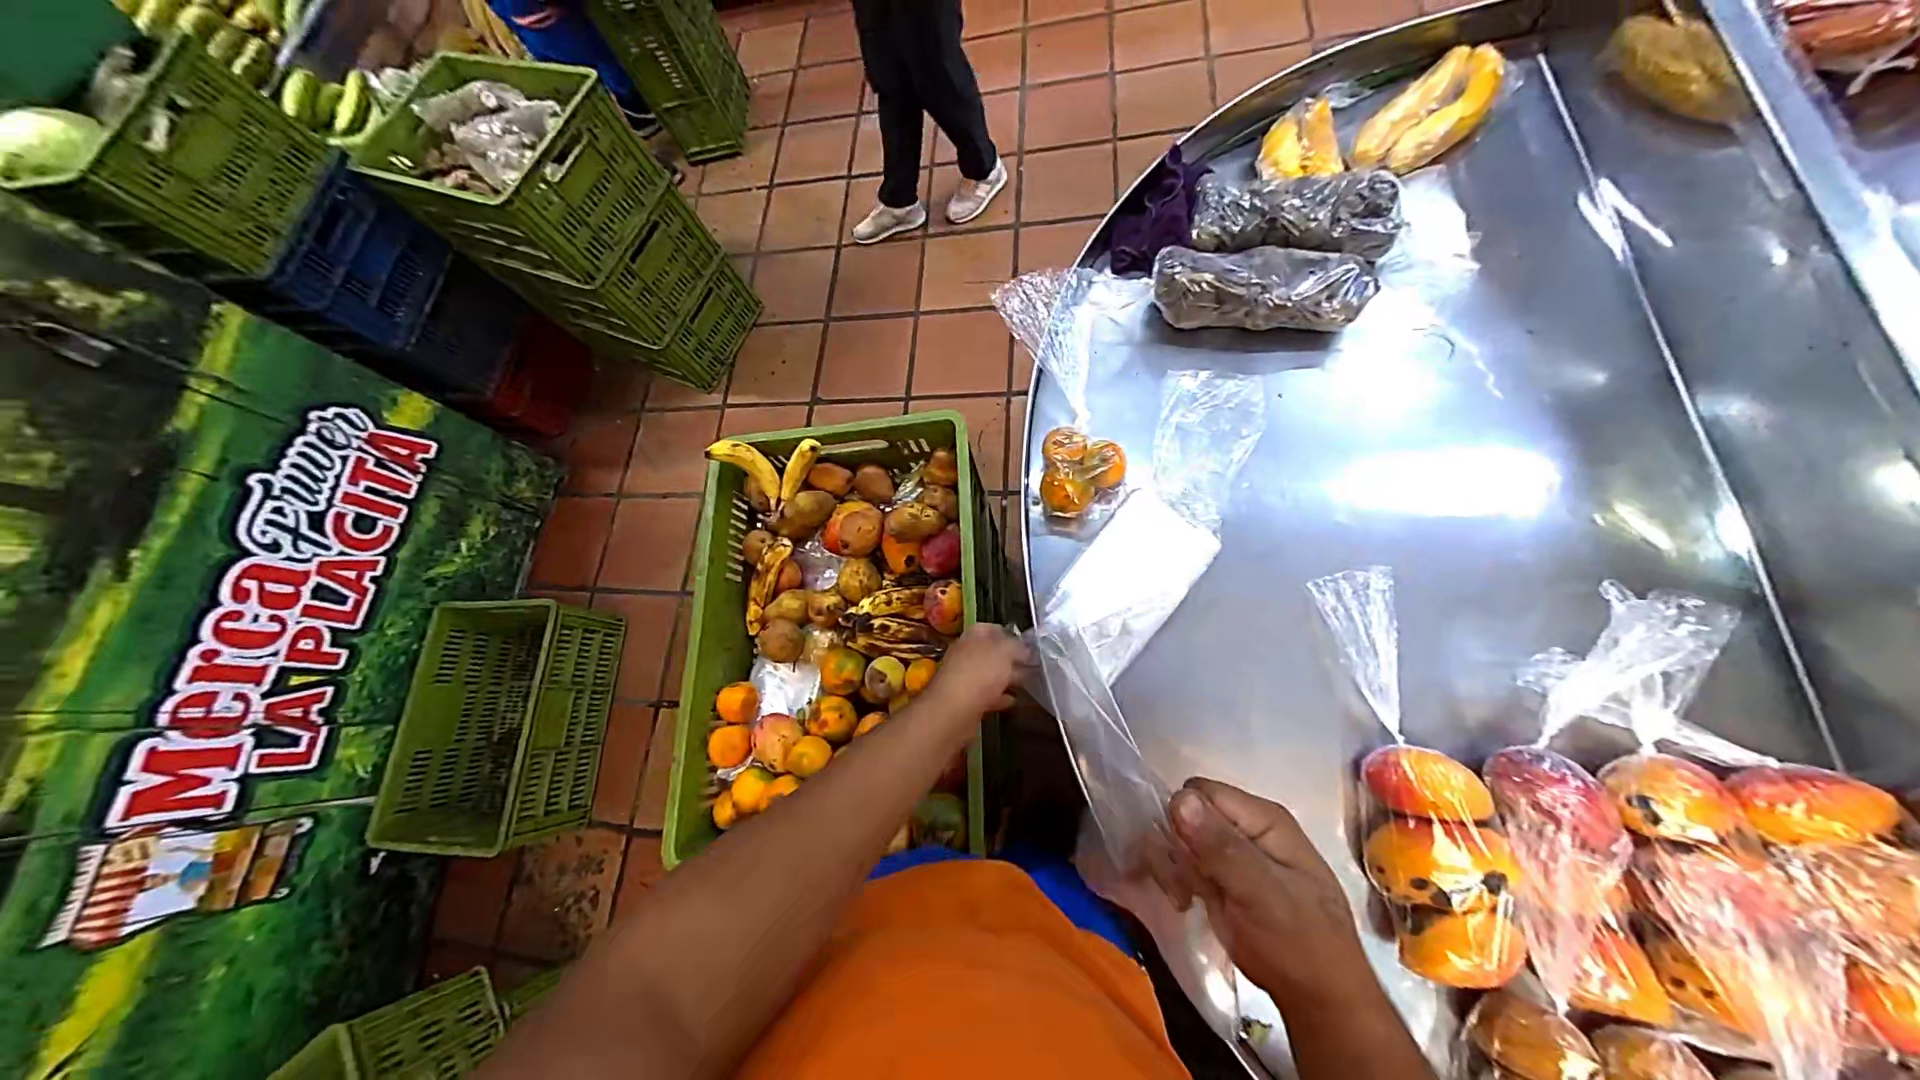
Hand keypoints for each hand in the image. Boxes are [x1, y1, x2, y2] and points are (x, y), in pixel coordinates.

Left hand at [923, 623, 1030, 716]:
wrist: (954, 709)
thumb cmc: (980, 672)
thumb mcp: (1005, 651)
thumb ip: (1017, 647)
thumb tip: (1024, 649)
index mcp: (973, 637)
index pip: (990, 628)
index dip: (1009, 633)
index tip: (1026, 643)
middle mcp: (966, 654)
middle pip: (990, 653)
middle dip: (1010, 658)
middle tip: (1031, 664)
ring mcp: (964, 678)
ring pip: (989, 675)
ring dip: (1006, 678)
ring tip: (1027, 682)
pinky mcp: (966, 701)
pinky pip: (987, 696)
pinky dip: (999, 697)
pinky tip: (1012, 700)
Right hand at [1165, 779, 1373, 1008]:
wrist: (1318, 1000)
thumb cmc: (1299, 943)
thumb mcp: (1262, 895)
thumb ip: (1221, 847)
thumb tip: (1179, 799)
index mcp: (1263, 818)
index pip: (1200, 792)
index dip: (1183, 819)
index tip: (1184, 857)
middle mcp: (1244, 826)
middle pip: (1184, 813)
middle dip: (1173, 846)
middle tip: (1180, 885)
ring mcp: (1231, 852)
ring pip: (1177, 837)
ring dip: (1171, 866)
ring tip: (1182, 898)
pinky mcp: (1219, 876)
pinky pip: (1182, 861)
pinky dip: (1174, 878)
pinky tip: (1184, 902)